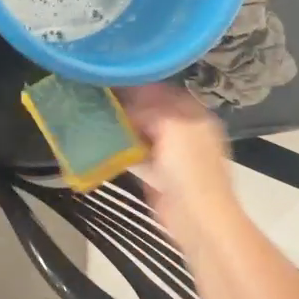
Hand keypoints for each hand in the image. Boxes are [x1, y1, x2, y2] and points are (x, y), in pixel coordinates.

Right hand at [116, 83, 237, 241]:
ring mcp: (175, 153)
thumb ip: (149, 109)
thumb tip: (128, 104)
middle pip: (155, 111)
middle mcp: (188, 131)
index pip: (167, 92)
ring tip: (101, 116)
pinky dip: (126, 147)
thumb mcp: (170, 125)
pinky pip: (140, 152)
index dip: (143, 87)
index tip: (116, 81)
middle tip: (104, 98)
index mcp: (196, 116)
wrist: (196, 216)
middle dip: (132, 106)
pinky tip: (108, 142)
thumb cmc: (189, 167)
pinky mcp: (161, 173)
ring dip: (127, 126)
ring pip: (146, 131)